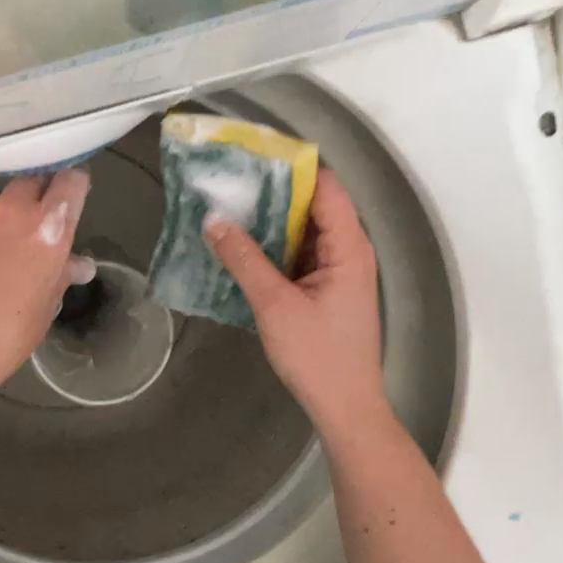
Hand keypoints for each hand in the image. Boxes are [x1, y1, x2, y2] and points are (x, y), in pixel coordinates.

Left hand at [0, 168, 95, 405]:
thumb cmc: (8, 336)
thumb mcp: (45, 306)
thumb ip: (61, 274)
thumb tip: (79, 265)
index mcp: (48, 229)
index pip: (70, 182)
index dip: (73, 185)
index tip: (71, 195)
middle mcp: (11, 211)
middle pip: (31, 180)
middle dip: (37, 194)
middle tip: (35, 222)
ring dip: (0, 213)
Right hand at [203, 170, 386, 433]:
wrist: (344, 406)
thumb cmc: (317, 355)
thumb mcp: (274, 304)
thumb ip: (244, 259)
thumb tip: (214, 219)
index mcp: (349, 247)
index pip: (326, 187)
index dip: (293, 167)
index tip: (253, 157)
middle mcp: (348, 252)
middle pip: (313, 205)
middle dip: (273, 192)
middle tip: (229, 182)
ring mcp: (337, 271)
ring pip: (302, 231)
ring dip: (269, 222)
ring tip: (226, 208)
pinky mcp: (324, 289)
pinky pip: (297, 255)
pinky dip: (272, 248)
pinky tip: (238, 247)